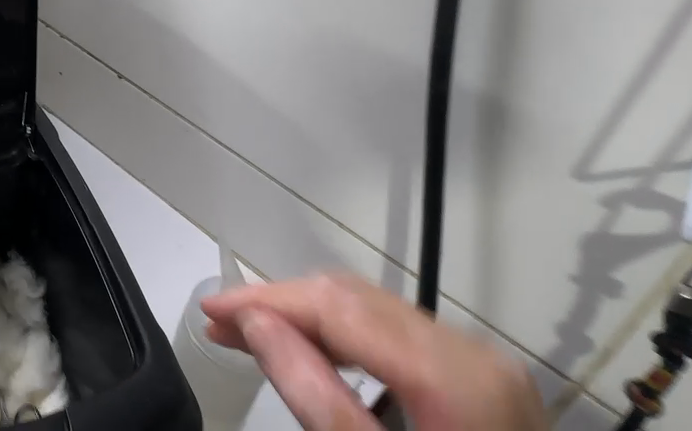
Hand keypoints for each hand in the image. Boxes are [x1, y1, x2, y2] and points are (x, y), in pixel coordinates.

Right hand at [200, 273, 547, 430]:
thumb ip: (313, 392)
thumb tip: (253, 323)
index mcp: (454, 372)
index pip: (335, 305)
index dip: (264, 300)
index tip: (209, 310)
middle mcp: (473, 351)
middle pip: (351, 299)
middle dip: (279, 304)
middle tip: (221, 325)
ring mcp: (482, 362)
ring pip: (368, 310)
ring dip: (304, 316)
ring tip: (251, 334)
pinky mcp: (481, 378)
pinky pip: (393, 333)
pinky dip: (342, 334)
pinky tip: (310, 350)